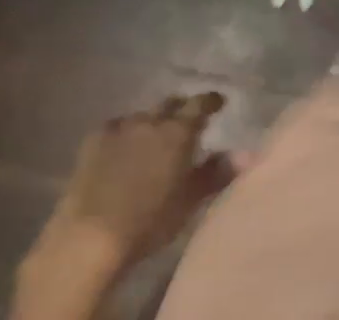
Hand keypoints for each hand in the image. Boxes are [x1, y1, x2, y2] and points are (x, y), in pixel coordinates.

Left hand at [14, 94, 229, 319]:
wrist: (90, 236)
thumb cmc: (149, 221)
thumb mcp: (190, 200)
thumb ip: (218, 173)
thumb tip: (248, 154)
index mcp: (179, 131)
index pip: (200, 103)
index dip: (211, 101)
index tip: (219, 103)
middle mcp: (151, 120)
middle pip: (171, 104)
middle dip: (181, 111)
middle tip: (186, 125)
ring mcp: (120, 127)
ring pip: (143, 116)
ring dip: (151, 124)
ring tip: (152, 141)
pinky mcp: (93, 139)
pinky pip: (117, 127)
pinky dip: (125, 134)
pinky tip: (122, 150)